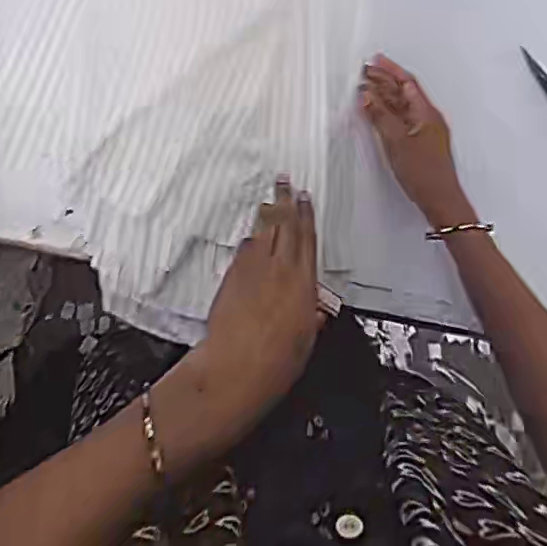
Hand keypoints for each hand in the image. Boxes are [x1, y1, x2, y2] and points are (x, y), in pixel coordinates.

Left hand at [154, 177, 324, 460]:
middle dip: (284, 200)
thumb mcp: (306, 339)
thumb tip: (314, 308)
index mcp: (303, 281)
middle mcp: (279, 268)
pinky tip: (252, 236)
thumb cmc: (277, 361)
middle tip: (284, 180)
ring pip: (263, 232)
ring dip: (267, 214)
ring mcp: (254, 268)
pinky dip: (251, 238)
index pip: (307, 237)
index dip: (306, 214)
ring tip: (270, 200)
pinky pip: (245, 248)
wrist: (236, 366)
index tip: (305, 197)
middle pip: (284, 224)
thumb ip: (311, 315)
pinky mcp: (233, 275)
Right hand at [360, 54, 476, 227]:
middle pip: (404, 92)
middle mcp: (428, 119)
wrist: (441, 201)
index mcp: (427, 113)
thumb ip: (380, 116)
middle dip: (385, 80)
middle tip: (366, 72)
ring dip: (385, 95)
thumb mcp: (397, 142)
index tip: (375, 61)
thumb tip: (366, 96)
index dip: (390, 70)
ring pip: (402, 105)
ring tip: (367, 87)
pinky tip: (376, 112)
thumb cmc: (425, 174)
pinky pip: (402, 119)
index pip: (407, 83)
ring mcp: (425, 131)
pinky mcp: (420, 143)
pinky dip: (387, 112)